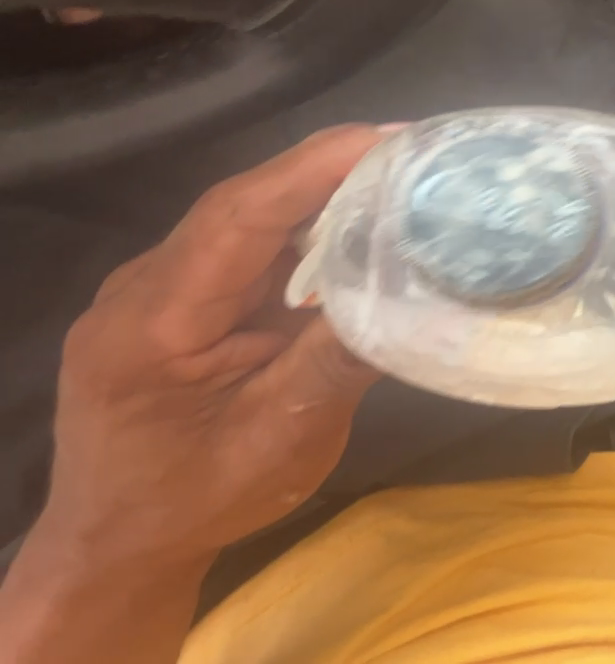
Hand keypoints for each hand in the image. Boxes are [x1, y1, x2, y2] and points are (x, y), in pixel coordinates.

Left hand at [32, 125, 386, 572]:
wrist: (124, 543)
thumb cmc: (199, 496)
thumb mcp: (283, 434)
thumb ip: (342, 355)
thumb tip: (421, 290)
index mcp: (153, 323)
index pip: (236, 221)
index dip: (312, 171)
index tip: (390, 139)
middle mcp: (151, 288)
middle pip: (246, 204)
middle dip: (333, 166)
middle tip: (423, 148)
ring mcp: (172, 289)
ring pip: (257, 217)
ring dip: (332, 190)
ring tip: (412, 173)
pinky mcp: (200, 298)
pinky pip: (263, 244)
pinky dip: (322, 224)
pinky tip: (372, 220)